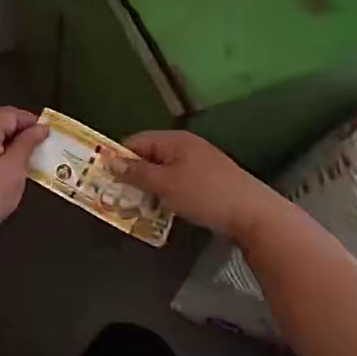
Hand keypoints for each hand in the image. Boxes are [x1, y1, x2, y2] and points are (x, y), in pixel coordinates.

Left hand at [0, 107, 49, 244]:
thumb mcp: (15, 168)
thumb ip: (27, 143)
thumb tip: (40, 128)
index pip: (9, 114)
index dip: (30, 120)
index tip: (47, 133)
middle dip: (20, 130)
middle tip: (40, 145)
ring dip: (9, 141)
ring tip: (28, 156)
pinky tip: (9, 166)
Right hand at [112, 130, 289, 239]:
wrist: (253, 214)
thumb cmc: (205, 194)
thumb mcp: (165, 184)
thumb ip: (136, 172)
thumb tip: (109, 160)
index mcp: (175, 141)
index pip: (136, 142)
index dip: (118, 158)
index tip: (103, 179)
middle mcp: (187, 147)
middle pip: (149, 157)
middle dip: (132, 177)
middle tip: (117, 199)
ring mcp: (200, 164)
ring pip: (163, 173)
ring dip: (149, 189)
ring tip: (138, 209)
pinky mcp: (209, 182)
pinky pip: (178, 184)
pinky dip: (167, 195)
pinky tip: (163, 212)